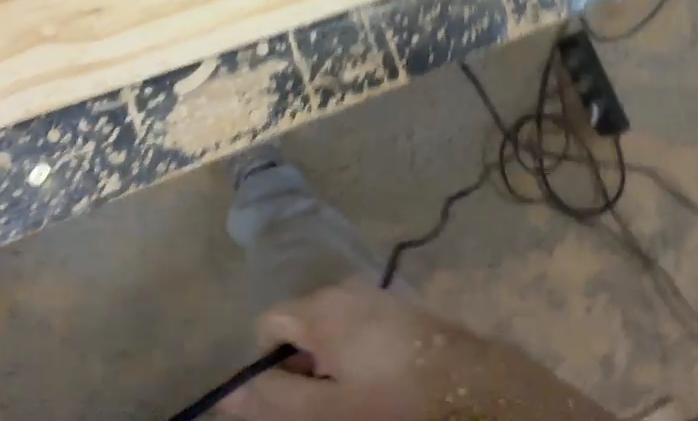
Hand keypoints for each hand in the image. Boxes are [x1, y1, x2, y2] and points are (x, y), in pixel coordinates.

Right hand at [219, 279, 615, 420]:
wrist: (471, 385)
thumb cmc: (393, 399)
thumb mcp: (329, 411)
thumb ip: (275, 401)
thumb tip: (226, 397)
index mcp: (322, 307)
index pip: (268, 323)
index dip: (268, 365)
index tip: (290, 400)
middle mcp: (346, 289)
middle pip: (301, 324)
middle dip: (303, 366)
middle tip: (325, 405)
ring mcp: (377, 297)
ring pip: (333, 329)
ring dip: (332, 365)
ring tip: (355, 399)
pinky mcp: (401, 309)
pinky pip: (361, 328)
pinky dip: (358, 356)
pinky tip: (381, 387)